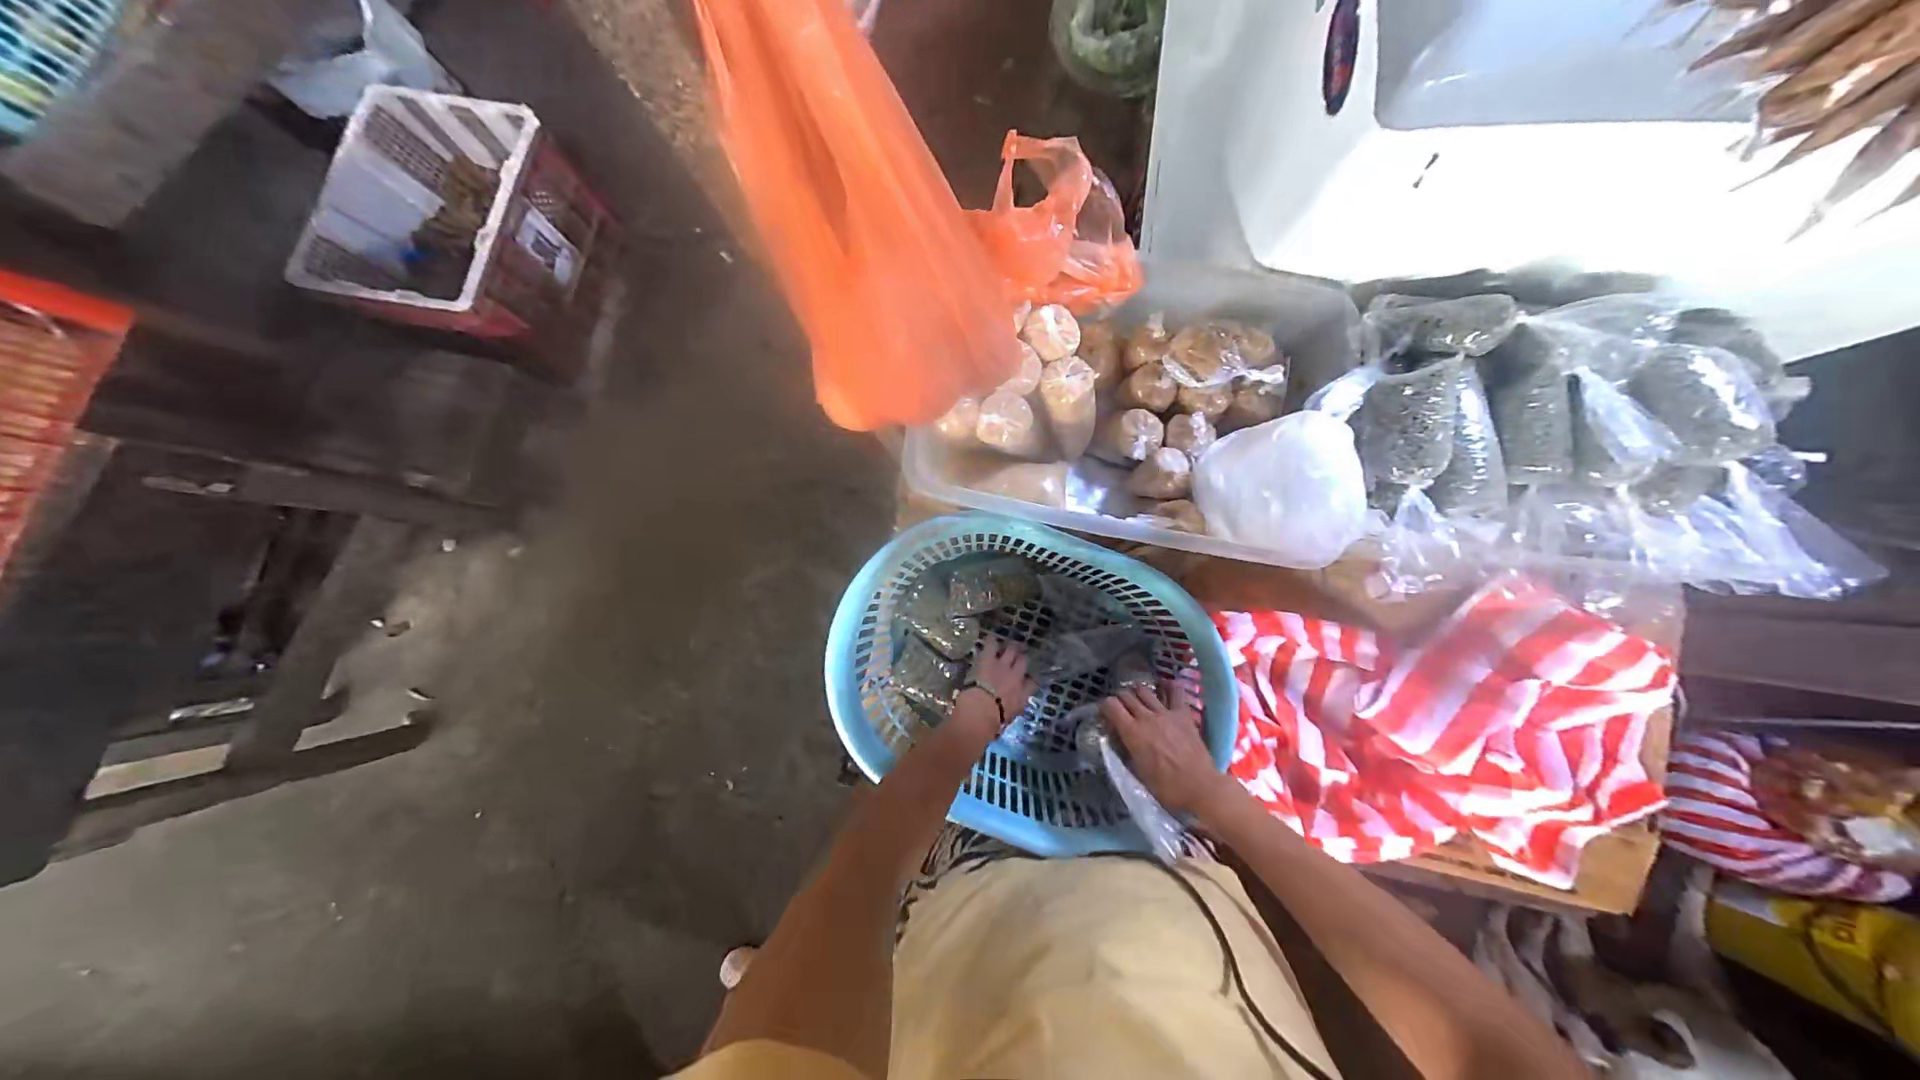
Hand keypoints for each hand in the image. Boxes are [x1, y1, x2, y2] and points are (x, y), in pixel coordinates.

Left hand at [954, 638, 1035, 735]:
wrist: (981, 710)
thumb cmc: (994, 721)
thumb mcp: (1009, 718)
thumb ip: (1012, 710)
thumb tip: (1010, 710)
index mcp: (1022, 695)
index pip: (1032, 683)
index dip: (1031, 678)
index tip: (1029, 677)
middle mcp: (1015, 677)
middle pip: (1022, 662)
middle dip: (1021, 658)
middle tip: (1019, 654)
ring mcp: (1002, 665)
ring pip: (1011, 651)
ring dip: (1010, 647)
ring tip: (1010, 644)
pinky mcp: (988, 658)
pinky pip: (992, 644)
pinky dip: (992, 640)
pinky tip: (991, 637)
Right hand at [1100, 682, 1241, 820]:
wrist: (1200, 787)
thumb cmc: (1166, 787)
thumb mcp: (1137, 772)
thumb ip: (1126, 750)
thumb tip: (1120, 738)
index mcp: (1132, 733)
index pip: (1110, 705)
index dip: (1105, 706)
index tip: (1106, 713)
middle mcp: (1146, 718)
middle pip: (1126, 695)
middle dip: (1120, 699)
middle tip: (1121, 708)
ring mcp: (1166, 713)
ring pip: (1145, 690)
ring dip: (1138, 692)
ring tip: (1139, 699)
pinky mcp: (1183, 714)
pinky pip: (1174, 691)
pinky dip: (1167, 686)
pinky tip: (1163, 686)